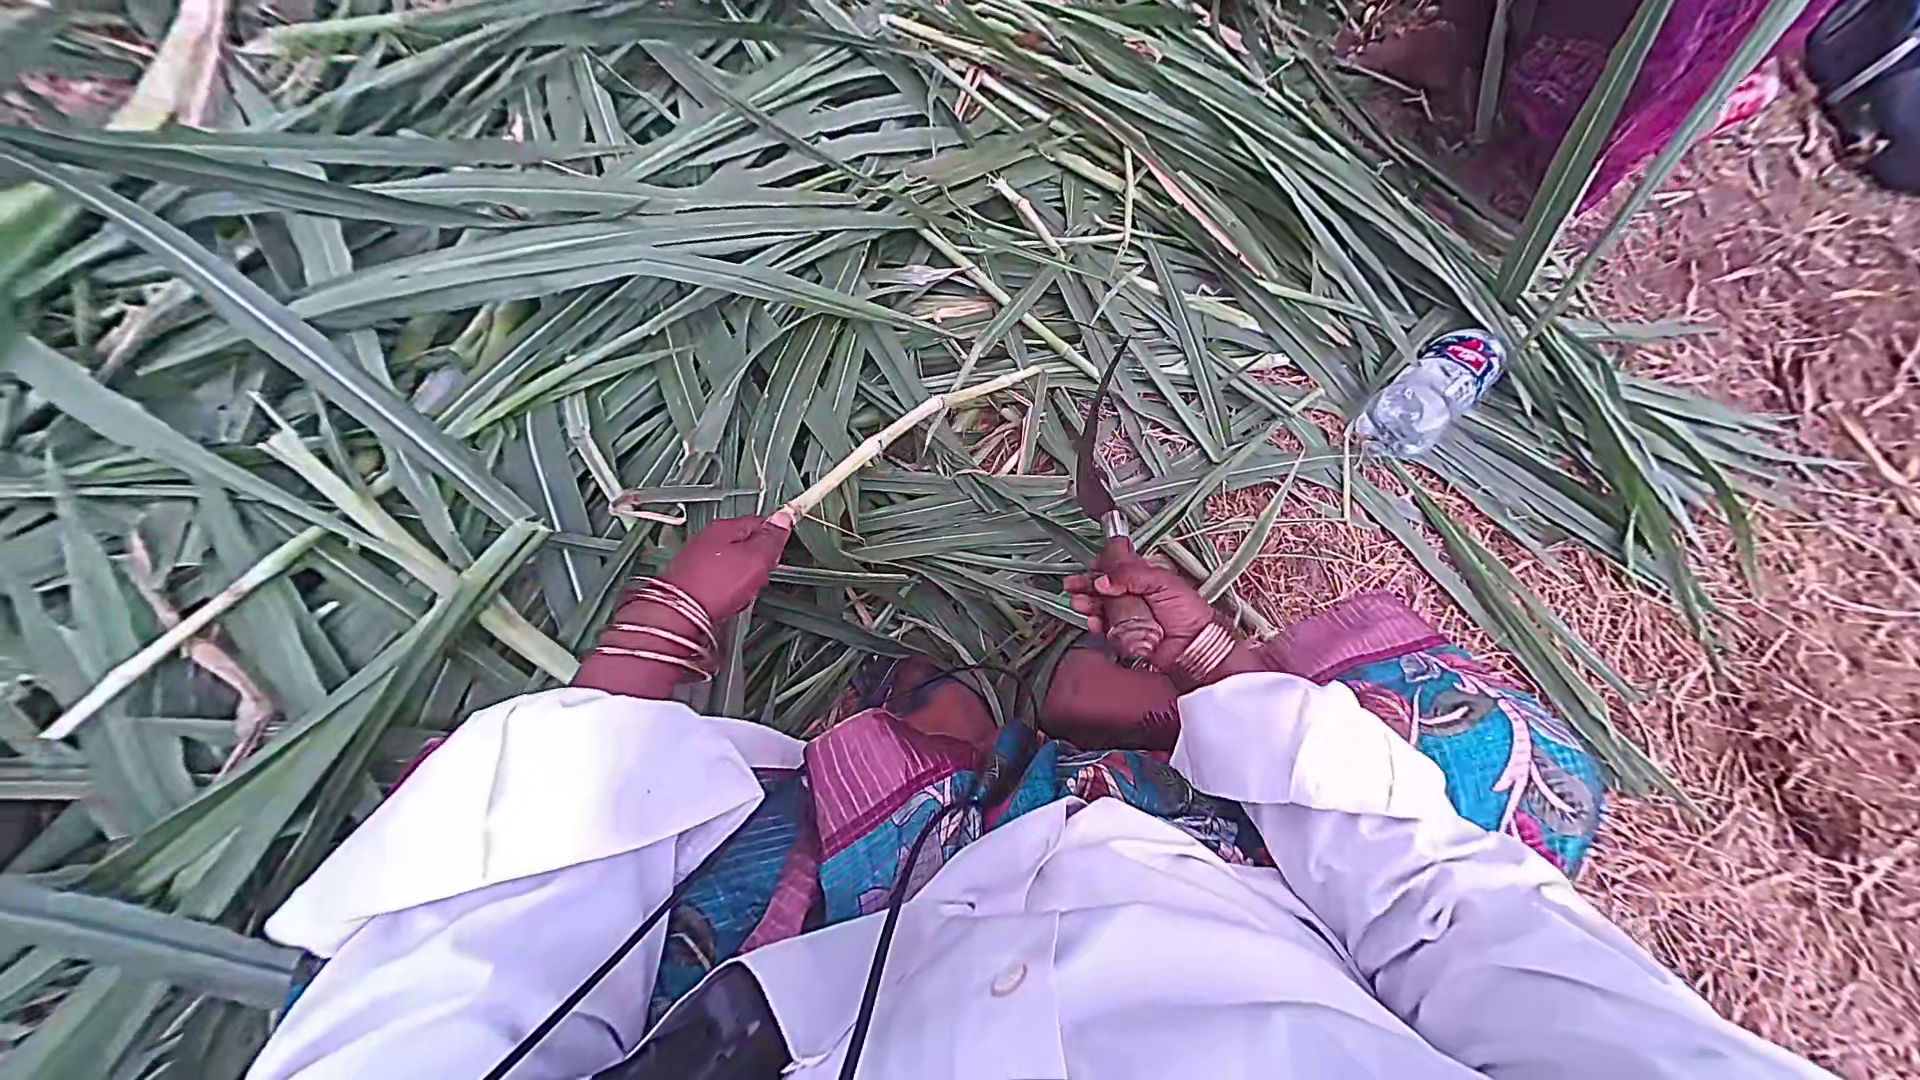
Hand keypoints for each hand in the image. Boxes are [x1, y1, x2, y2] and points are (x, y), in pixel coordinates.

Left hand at [660, 512, 793, 619]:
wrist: (680, 614)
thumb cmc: (715, 585)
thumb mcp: (756, 557)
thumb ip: (772, 537)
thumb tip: (783, 518)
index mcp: (726, 527)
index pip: (760, 521)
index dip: (775, 537)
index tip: (779, 551)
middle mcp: (709, 538)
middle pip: (747, 544)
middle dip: (759, 561)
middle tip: (762, 572)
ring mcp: (699, 559)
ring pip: (735, 564)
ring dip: (745, 577)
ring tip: (744, 589)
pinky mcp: (694, 579)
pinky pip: (722, 580)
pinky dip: (730, 590)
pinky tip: (730, 599)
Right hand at [1065, 539, 1218, 672]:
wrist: (1194, 646)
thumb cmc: (1189, 613)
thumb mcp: (1162, 583)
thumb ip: (1132, 576)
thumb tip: (1104, 579)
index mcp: (1143, 577)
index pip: (1116, 565)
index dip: (1102, 564)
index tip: (1093, 565)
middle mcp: (1132, 594)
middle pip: (1102, 585)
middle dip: (1086, 584)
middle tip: (1074, 584)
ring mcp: (1126, 614)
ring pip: (1099, 605)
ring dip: (1086, 602)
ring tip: (1081, 602)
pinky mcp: (1122, 633)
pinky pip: (1103, 627)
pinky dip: (1095, 623)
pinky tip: (1095, 620)